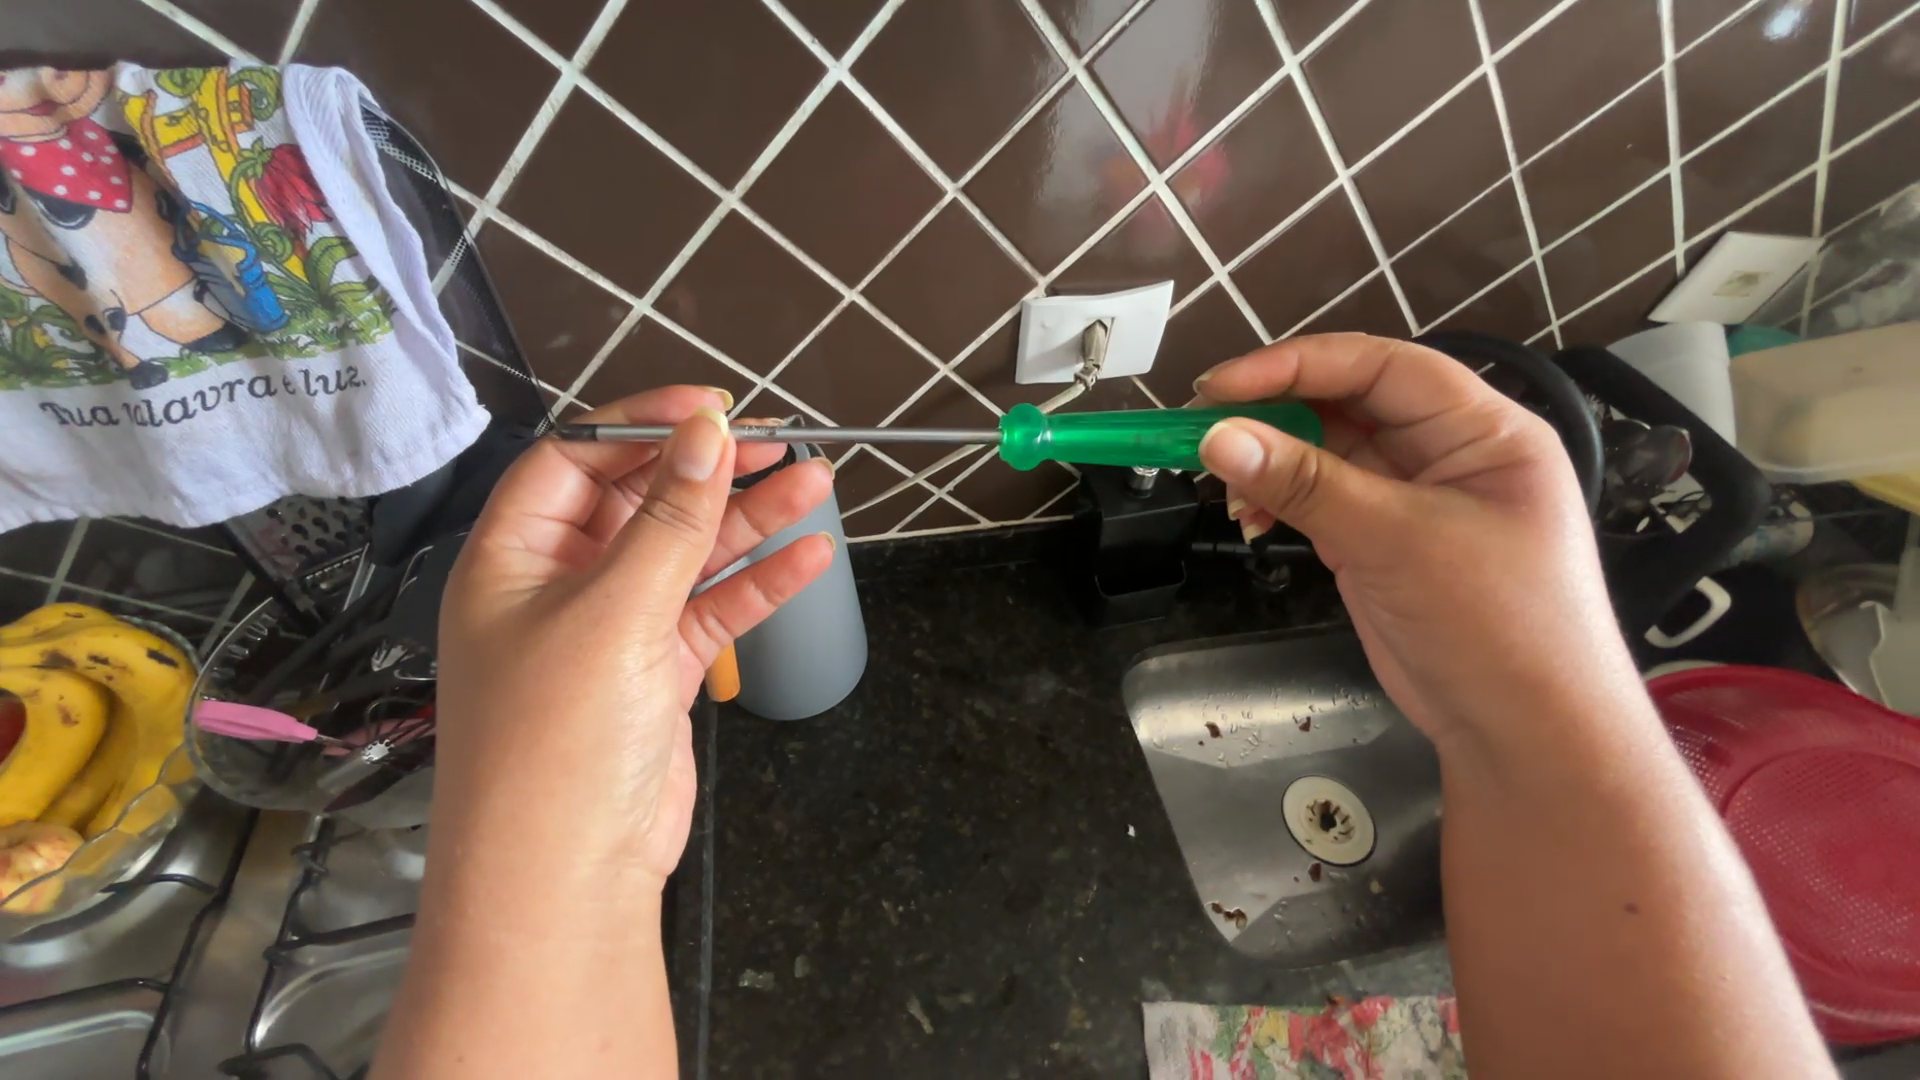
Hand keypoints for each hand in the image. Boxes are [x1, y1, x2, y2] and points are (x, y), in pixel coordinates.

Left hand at [435, 387, 834, 887]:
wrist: (571, 880)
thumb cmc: (560, 738)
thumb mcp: (614, 614)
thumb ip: (670, 521)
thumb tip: (710, 433)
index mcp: (515, 557)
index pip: (575, 460)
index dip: (641, 426)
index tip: (714, 410)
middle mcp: (564, 583)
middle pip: (644, 503)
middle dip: (713, 472)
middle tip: (782, 443)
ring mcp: (619, 626)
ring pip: (691, 555)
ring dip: (752, 521)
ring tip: (818, 484)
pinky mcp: (662, 667)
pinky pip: (714, 609)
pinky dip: (760, 583)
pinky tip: (810, 557)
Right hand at [1195, 334, 1637, 748]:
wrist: (1521, 732)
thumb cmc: (1492, 623)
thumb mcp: (1395, 541)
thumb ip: (1304, 484)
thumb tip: (1215, 437)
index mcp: (1479, 429)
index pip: (1379, 367)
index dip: (1296, 365)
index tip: (1219, 386)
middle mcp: (1443, 451)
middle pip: (1345, 405)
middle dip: (1272, 415)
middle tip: (1201, 429)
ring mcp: (1406, 497)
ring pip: (1322, 453)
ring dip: (1268, 464)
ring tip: (1226, 491)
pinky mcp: (1375, 539)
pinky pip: (1314, 499)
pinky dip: (1276, 503)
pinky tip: (1250, 523)